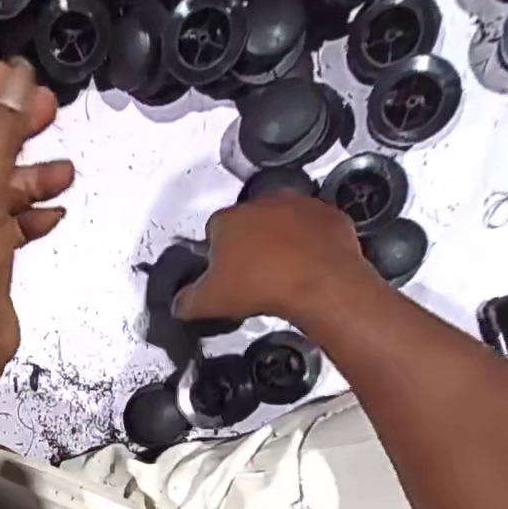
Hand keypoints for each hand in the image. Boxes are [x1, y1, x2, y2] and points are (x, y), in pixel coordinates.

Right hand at [173, 193, 389, 328]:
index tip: (222, 274)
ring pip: (283, 223)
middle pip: (248, 223)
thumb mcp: (209, 303)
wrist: (318, 283)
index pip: (213, 231)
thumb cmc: (262, 285)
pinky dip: (311, 245)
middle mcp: (262, 203)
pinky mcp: (329, 216)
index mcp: (228, 220)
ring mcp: (299, 206)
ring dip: (280, 243)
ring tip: (279, 276)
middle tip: (250, 278)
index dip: (216, 254)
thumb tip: (179, 305)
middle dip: (248, 246)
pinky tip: (306, 269)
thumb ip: (186, 301)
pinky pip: (315, 230)